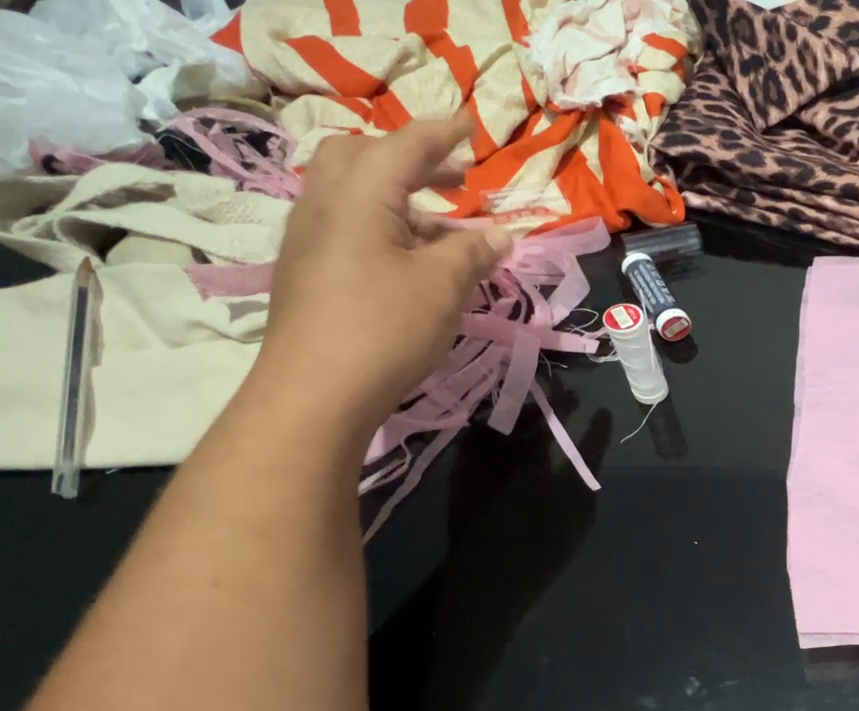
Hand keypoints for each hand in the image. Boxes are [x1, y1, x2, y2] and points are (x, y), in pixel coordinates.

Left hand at [256, 117, 511, 431]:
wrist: (317, 388)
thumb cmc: (386, 328)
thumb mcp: (443, 288)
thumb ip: (472, 253)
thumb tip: (499, 234)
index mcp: (359, 197)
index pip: (403, 147)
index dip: (440, 134)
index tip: (469, 125)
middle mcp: (325, 203)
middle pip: (363, 157)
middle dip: (411, 158)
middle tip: (456, 175)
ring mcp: (311, 236)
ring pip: (353, 191)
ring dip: (400, 194)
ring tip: (444, 222)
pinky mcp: (310, 267)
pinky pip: (348, 223)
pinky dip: (385, 222)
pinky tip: (413, 255)